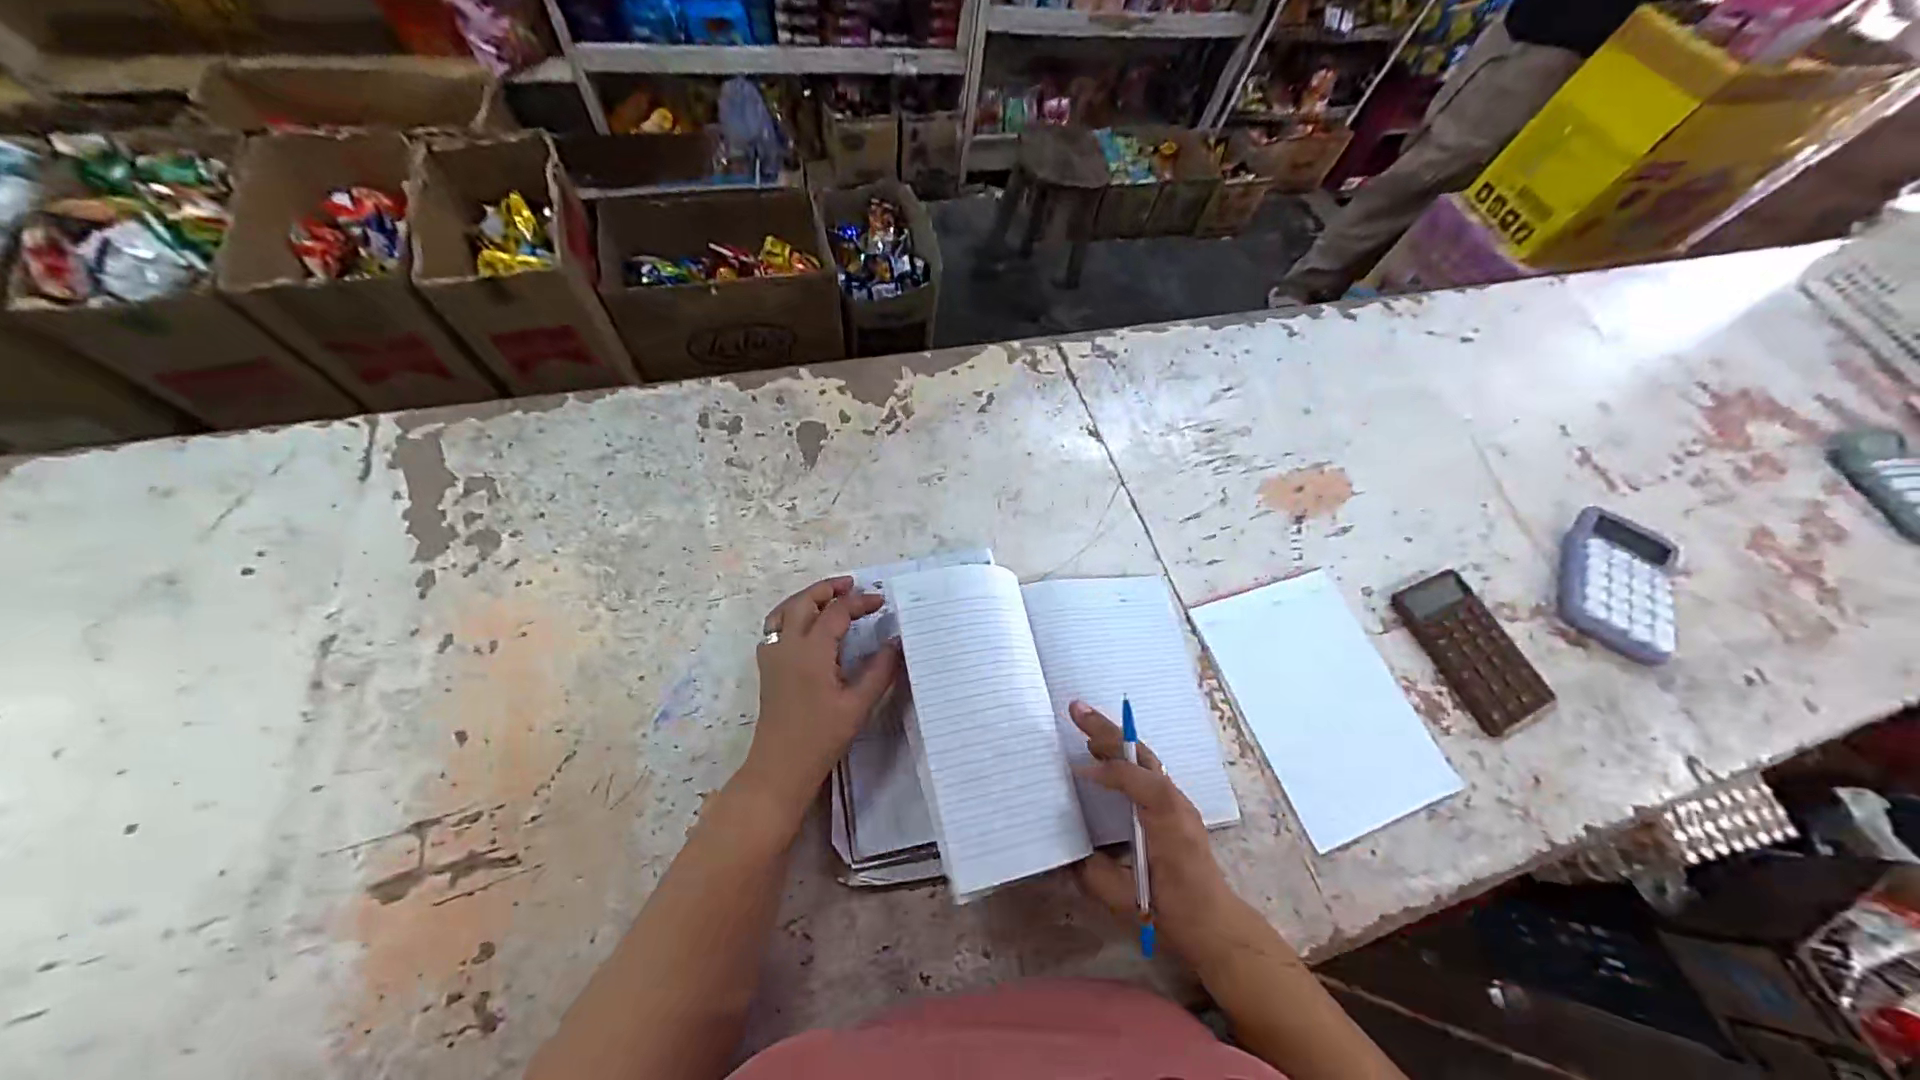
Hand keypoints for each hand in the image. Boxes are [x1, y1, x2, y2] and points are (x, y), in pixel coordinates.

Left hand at [736, 576, 902, 819]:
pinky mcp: (767, 668)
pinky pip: (774, 627)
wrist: (780, 765)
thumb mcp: (858, 705)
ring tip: (828, 596)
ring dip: (807, 598)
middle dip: (828, 589)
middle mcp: (788, 645)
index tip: (880, 603)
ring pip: (784, 611)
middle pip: (804, 602)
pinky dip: (790, 615)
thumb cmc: (821, 736)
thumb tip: (895, 643)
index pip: (836, 612)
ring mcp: (773, 656)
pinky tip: (805, 625)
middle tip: (852, 585)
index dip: (859, 603)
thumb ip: (880, 671)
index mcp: (811, 651)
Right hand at [1068, 701, 1234, 961]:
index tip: (1078, 772)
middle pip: (1140, 755)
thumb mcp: (1125, 898)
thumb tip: (1065, 852)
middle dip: (1107, 731)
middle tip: (1076, 709)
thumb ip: (1092, 873)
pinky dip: (1124, 756)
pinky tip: (1104, 755)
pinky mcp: (1173, 808)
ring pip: (1145, 758)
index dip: (1105, 771)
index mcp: (1167, 819)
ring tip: (1085, 724)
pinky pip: (1147, 770)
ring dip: (1115, 740)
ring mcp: (1177, 803)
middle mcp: (1175, 802)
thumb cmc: (1172, 911)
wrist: (1214, 924)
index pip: (1134, 779)